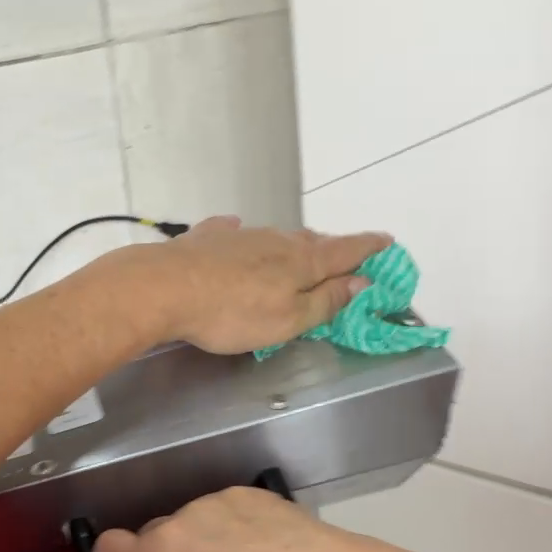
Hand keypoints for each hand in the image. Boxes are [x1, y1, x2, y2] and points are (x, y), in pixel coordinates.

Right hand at [88, 485, 432, 551]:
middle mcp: (181, 519)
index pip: (113, 546)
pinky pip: (219, 508)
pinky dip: (226, 523)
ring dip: (199, 535)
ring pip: (189, 519)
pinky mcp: (245, 491)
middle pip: (155, 532)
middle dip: (166, 550)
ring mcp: (214, 500)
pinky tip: (258, 543)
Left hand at [141, 216, 392, 354]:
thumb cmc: (230, 313)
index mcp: (302, 262)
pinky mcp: (205, 239)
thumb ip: (325, 301)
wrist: (164, 288)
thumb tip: (362, 282)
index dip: (369, 250)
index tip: (387, 243)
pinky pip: (231, 233)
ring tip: (298, 253)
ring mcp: (239, 236)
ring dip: (291, 245)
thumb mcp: (287, 320)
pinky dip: (241, 235)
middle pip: (312, 242)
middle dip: (332, 249)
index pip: (347, 252)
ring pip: (275, 237)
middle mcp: (276, 240)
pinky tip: (236, 232)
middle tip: (345, 255)